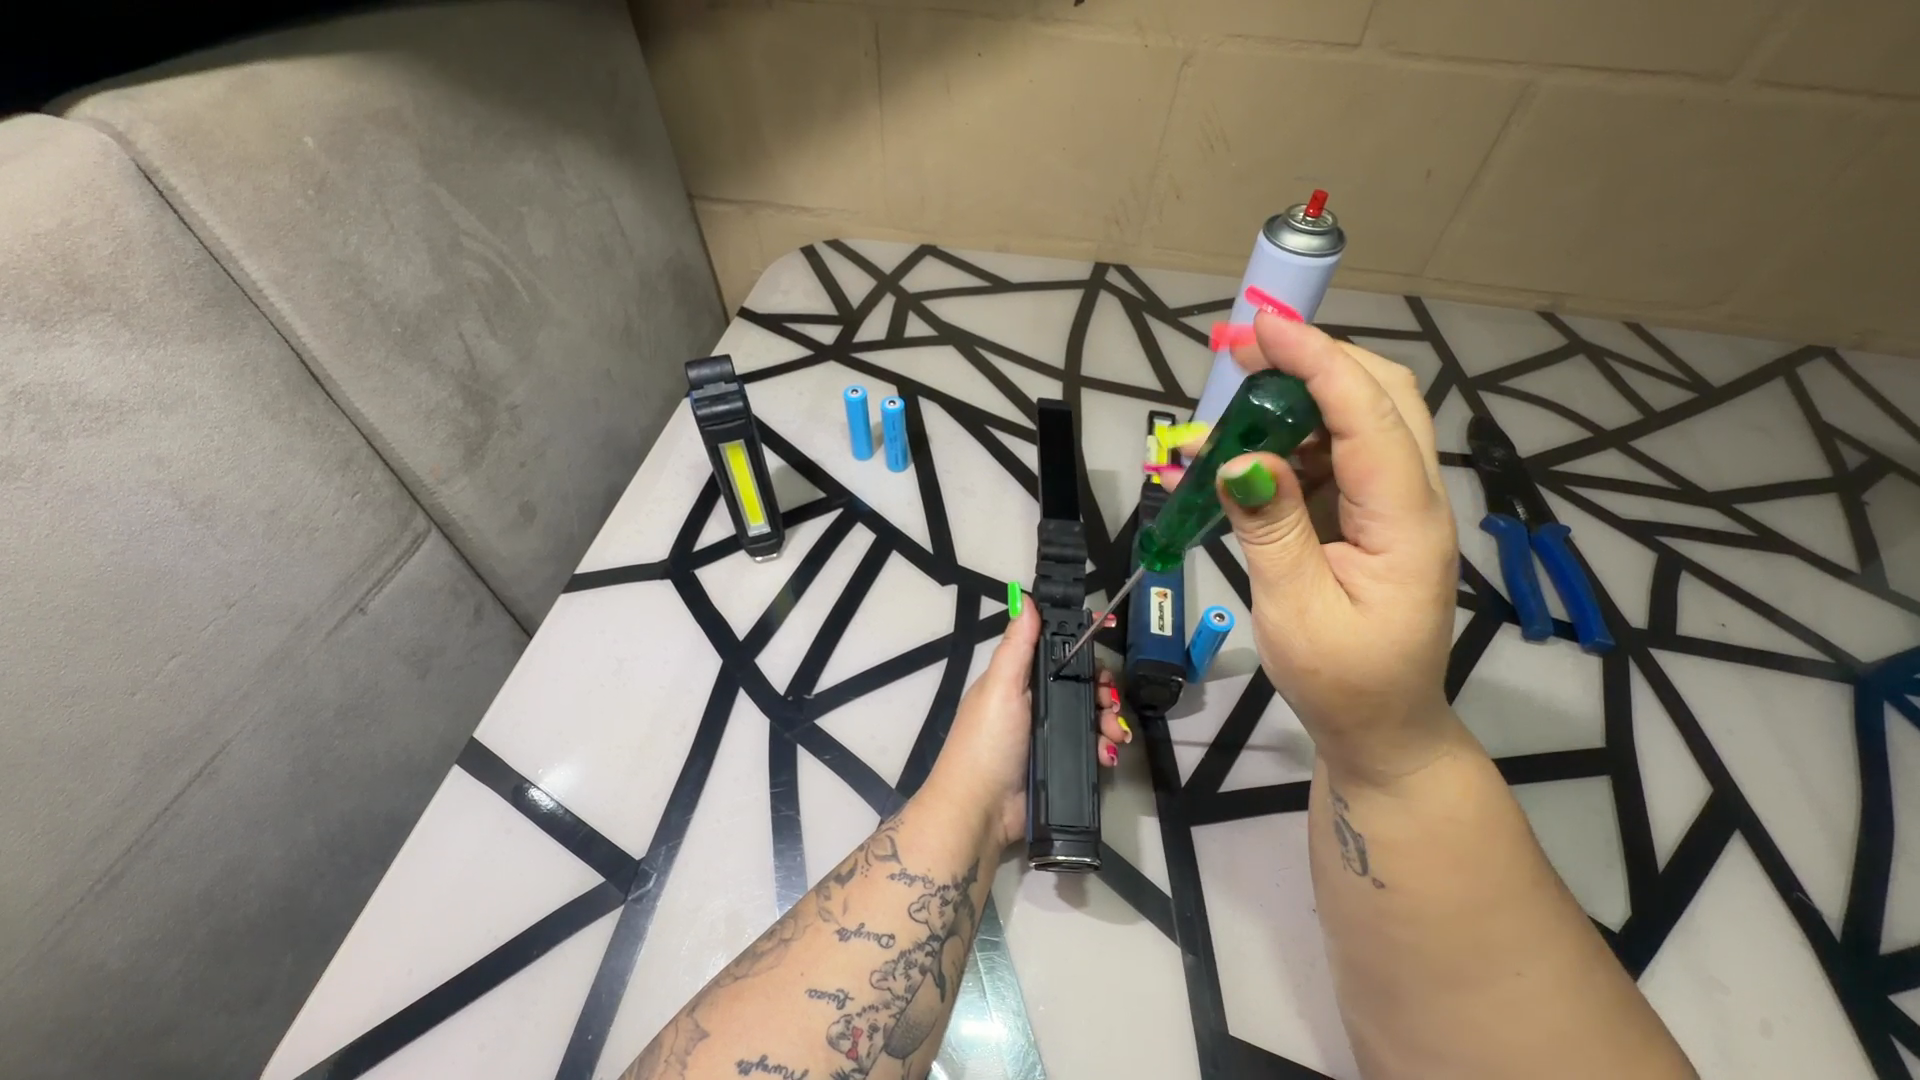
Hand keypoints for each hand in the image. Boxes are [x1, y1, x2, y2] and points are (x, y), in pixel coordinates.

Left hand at [921, 606, 1129, 848]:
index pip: (1058, 653)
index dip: (1083, 647)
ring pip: (1092, 715)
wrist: (981, 810)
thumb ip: (1018, 646)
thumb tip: (1027, 599)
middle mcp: (1035, 703)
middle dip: (1105, 690)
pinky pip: (1092, 746)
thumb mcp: (1000, 687)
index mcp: (1018, 680)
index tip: (1109, 639)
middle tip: (1111, 702)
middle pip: (1082, 684)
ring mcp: (1048, 734)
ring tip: (1113, 734)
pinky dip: (1105, 747)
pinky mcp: (1061, 763)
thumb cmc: (987, 741)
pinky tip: (1108, 754)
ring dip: (1110, 720)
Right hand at [1209, 313, 1463, 787]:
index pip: (1367, 416)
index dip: (1316, 362)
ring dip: (1302, 395)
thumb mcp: (1295, 610)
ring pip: (1362, 418)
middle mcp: (1412, 498)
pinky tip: (1251, 451)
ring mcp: (1396, 505)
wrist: (1384, 728)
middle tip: (1244, 350)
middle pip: (1383, 395)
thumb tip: (1240, 457)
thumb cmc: (1342, 680)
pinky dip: (1294, 437)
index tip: (1262, 328)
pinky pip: (1338, 455)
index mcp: (1405, 521)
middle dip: (1316, 359)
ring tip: (1236, 401)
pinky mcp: (1373, 516)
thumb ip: (1271, 528)